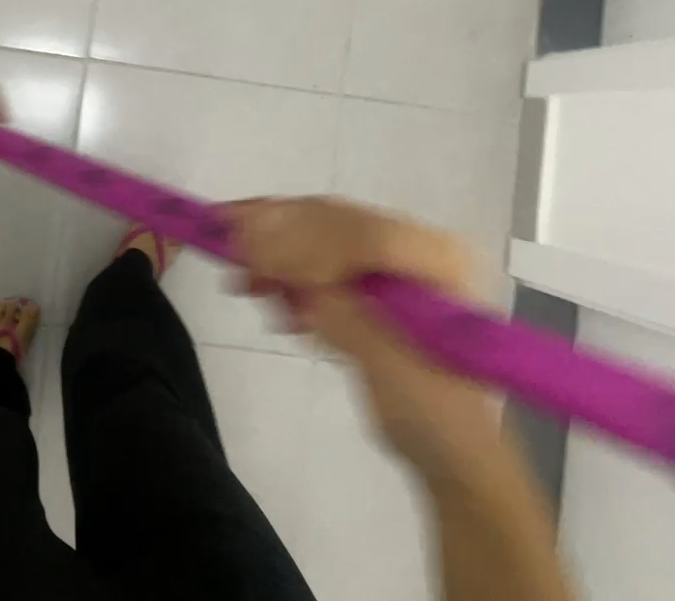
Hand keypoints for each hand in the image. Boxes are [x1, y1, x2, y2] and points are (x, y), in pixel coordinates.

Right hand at [231, 196, 499, 478]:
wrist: (450, 449)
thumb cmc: (436, 416)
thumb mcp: (393, 370)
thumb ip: (347, 319)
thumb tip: (291, 280)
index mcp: (443, 261)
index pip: (367, 235)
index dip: (306, 237)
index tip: (248, 244)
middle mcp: (419, 248)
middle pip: (338, 226)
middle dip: (279, 233)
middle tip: (225, 234)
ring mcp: (394, 262)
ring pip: (322, 236)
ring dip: (275, 251)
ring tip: (239, 278)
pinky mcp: (371, 279)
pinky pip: (320, 259)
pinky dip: (286, 271)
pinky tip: (264, 291)